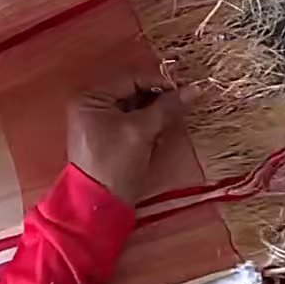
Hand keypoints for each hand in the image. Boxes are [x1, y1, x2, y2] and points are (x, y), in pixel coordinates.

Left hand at [66, 76, 198, 204]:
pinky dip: (148, 124)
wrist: (100, 204)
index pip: (129, 79)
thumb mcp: (141, 131)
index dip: (158, 81)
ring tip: (176, 115)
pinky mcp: (108, 137)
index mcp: (90, 97)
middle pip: (132, 91)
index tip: (186, 87)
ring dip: (155, 111)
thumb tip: (194, 89)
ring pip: (134, 107)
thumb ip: (166, 108)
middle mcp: (91, 104)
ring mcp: (98, 121)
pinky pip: (132, 121)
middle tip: (185, 100)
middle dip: (158, 97)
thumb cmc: (115, 163)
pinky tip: (163, 129)